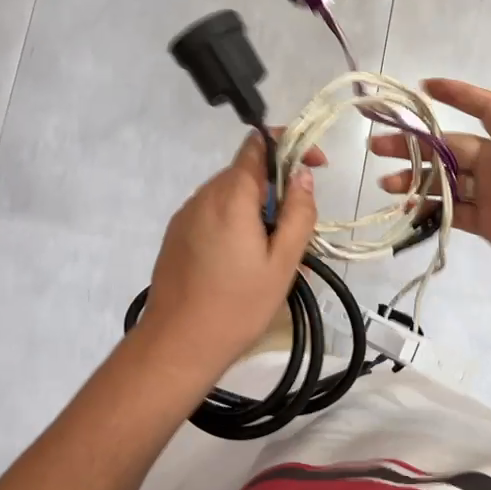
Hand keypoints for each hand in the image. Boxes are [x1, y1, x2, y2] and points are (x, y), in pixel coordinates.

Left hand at [136, 131, 322, 372]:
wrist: (178, 345)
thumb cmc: (238, 305)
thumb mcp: (283, 262)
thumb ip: (298, 213)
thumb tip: (302, 176)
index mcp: (232, 195)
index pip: (258, 144)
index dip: (290, 145)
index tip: (314, 167)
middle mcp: (204, 196)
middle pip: (246, 172)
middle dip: (276, 188)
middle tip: (297, 228)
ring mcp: (186, 215)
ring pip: (230, 195)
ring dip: (256, 209)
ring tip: (273, 254)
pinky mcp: (176, 235)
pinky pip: (213, 214)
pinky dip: (235, 223)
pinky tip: (244, 263)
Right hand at [373, 79, 490, 316]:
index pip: (486, 110)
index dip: (458, 95)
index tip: (421, 88)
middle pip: (455, 147)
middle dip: (418, 145)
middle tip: (377, 148)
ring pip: (450, 180)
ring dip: (419, 179)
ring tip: (386, 187)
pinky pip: (456, 211)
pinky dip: (432, 209)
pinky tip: (407, 211)